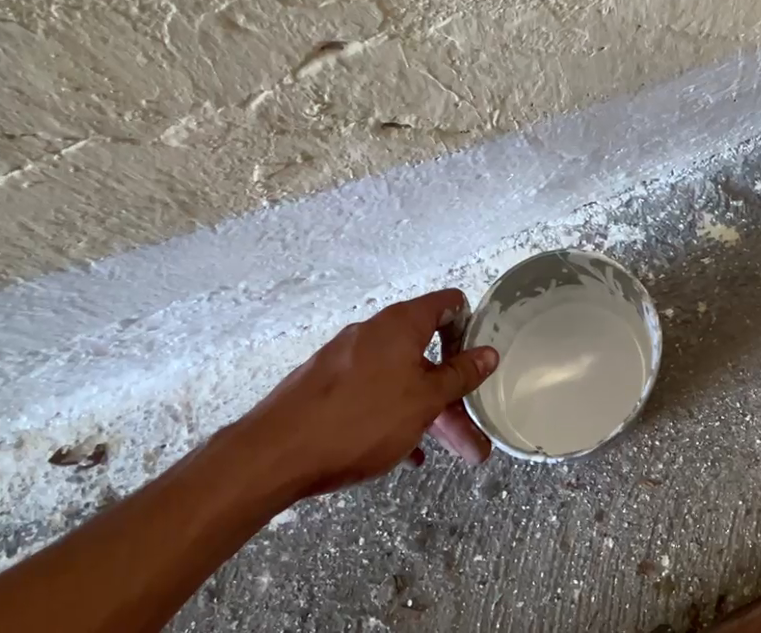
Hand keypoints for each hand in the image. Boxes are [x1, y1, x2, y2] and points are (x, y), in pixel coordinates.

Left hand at [232, 289, 499, 501]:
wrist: (272, 457)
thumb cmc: (361, 420)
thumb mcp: (425, 401)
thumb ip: (460, 376)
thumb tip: (488, 352)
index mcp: (400, 324)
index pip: (448, 304)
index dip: (470, 327)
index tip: (479, 360)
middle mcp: (373, 333)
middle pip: (426, 352)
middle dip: (453, 392)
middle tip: (474, 431)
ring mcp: (344, 361)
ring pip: (400, 379)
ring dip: (426, 412)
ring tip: (447, 455)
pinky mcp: (323, 389)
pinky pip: (371, 395)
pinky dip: (392, 416)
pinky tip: (401, 453)